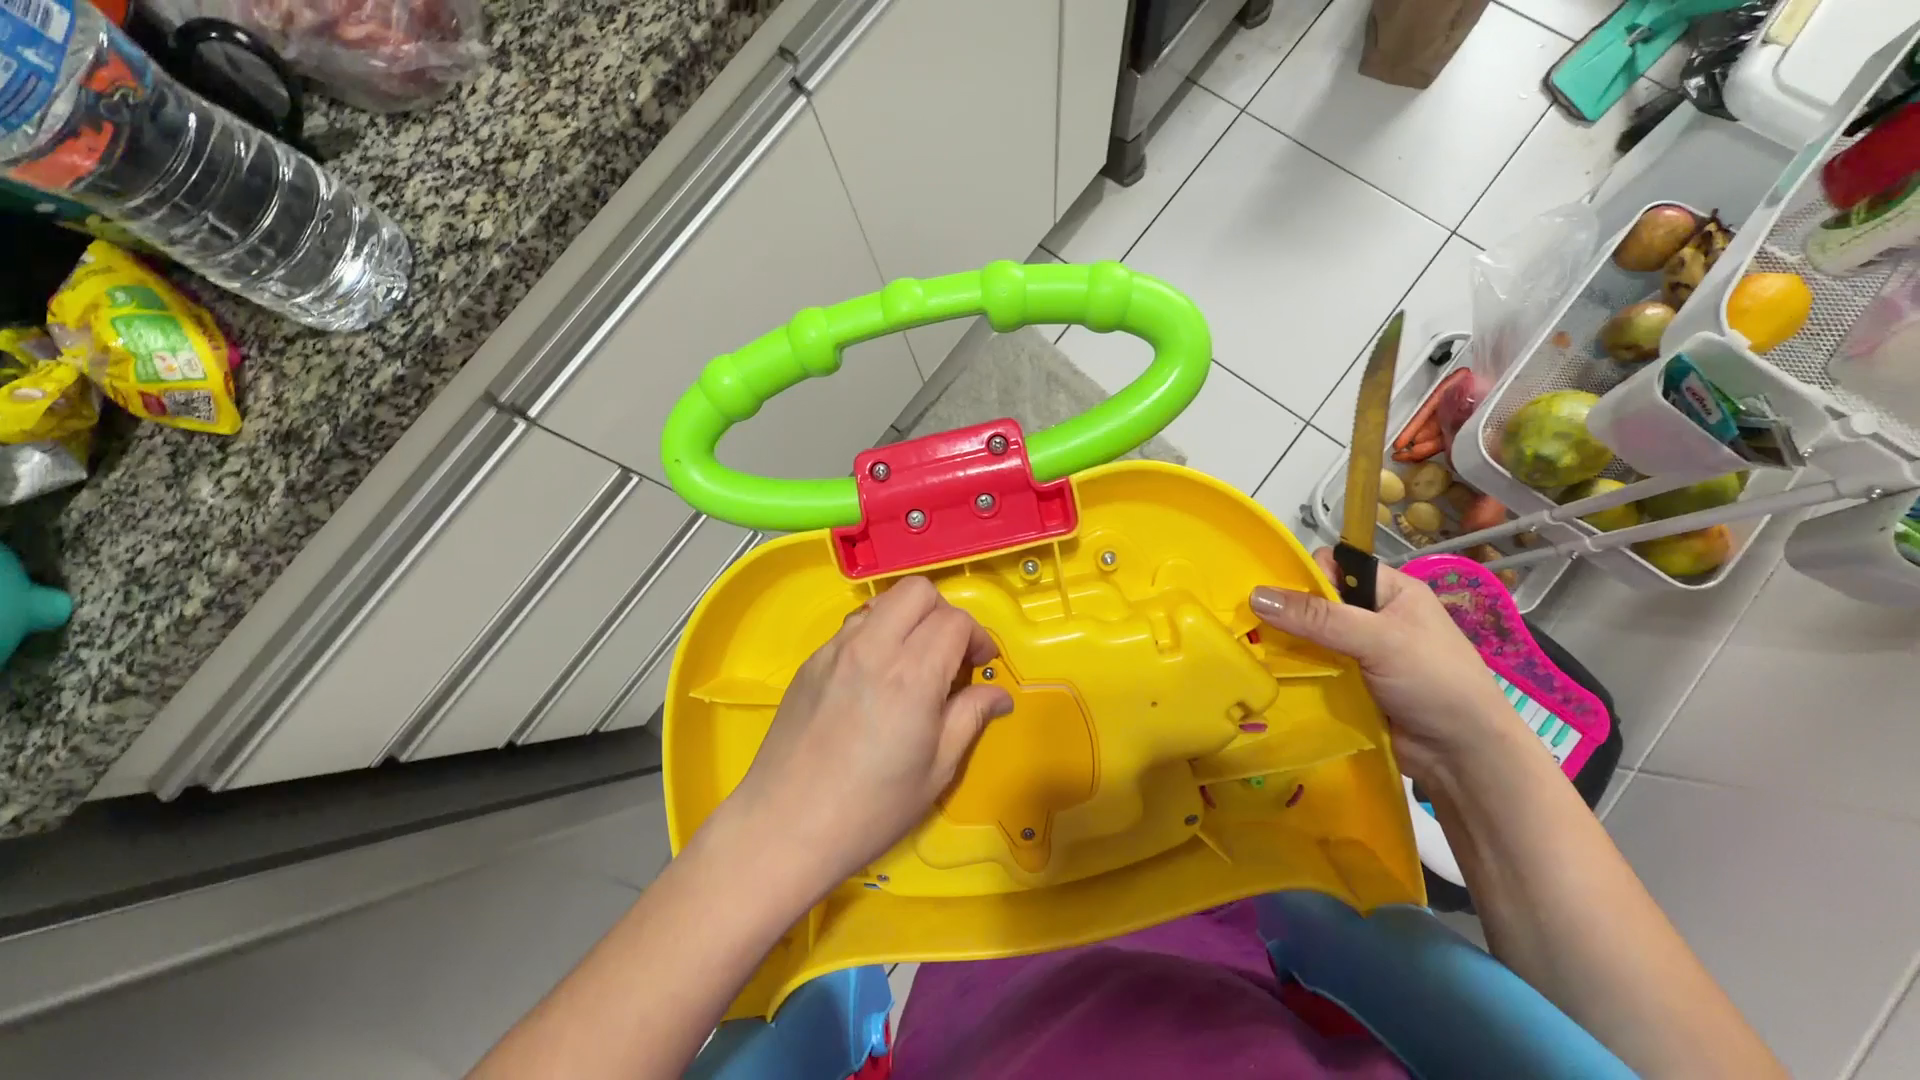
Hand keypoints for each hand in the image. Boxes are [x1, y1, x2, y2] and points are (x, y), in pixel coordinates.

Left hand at [713, 576, 1013, 899]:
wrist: (784, 827)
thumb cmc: (870, 809)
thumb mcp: (936, 771)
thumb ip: (970, 719)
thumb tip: (999, 696)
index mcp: (911, 675)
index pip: (955, 621)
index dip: (978, 638)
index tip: (981, 667)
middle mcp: (872, 649)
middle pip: (917, 591)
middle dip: (944, 613)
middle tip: (951, 655)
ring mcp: (835, 651)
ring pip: (882, 603)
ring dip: (907, 619)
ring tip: (913, 663)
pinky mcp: (810, 663)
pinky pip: (852, 627)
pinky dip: (876, 635)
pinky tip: (876, 679)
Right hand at [1249, 548, 1518, 784]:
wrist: (1463, 755)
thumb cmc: (1435, 681)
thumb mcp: (1379, 640)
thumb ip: (1319, 618)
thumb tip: (1256, 596)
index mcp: (1391, 591)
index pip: (1336, 566)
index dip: (1306, 576)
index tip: (1279, 599)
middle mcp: (1374, 618)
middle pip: (1316, 604)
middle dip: (1287, 614)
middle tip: (1252, 627)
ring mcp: (1360, 655)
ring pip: (1310, 640)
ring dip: (1287, 648)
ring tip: (1252, 654)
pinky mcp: (1349, 687)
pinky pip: (1312, 672)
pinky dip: (1293, 675)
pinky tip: (1269, 679)